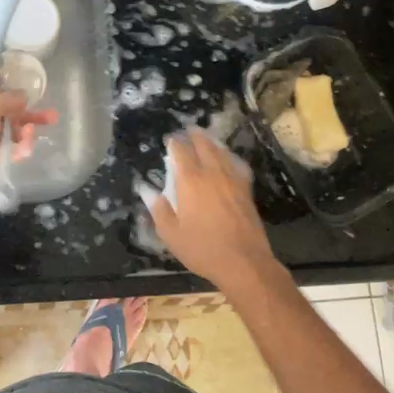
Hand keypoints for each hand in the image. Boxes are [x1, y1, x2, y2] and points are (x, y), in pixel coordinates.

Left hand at [0, 87, 58, 204]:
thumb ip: (9, 99)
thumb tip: (24, 96)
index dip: (16, 93)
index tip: (35, 95)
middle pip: (11, 114)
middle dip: (30, 115)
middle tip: (51, 117)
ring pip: (14, 134)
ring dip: (26, 133)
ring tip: (32, 133)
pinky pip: (12, 152)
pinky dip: (21, 149)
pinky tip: (26, 148)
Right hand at [147, 130, 278, 291]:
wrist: (243, 261)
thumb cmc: (202, 249)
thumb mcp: (171, 234)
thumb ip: (159, 209)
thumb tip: (147, 190)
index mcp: (190, 181)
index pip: (181, 151)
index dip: (174, 142)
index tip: (170, 140)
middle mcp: (212, 173)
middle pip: (204, 144)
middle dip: (194, 135)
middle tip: (188, 131)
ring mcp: (232, 179)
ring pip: (221, 152)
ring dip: (212, 142)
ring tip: (206, 138)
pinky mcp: (246, 189)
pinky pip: (237, 165)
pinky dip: (230, 157)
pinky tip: (229, 159)